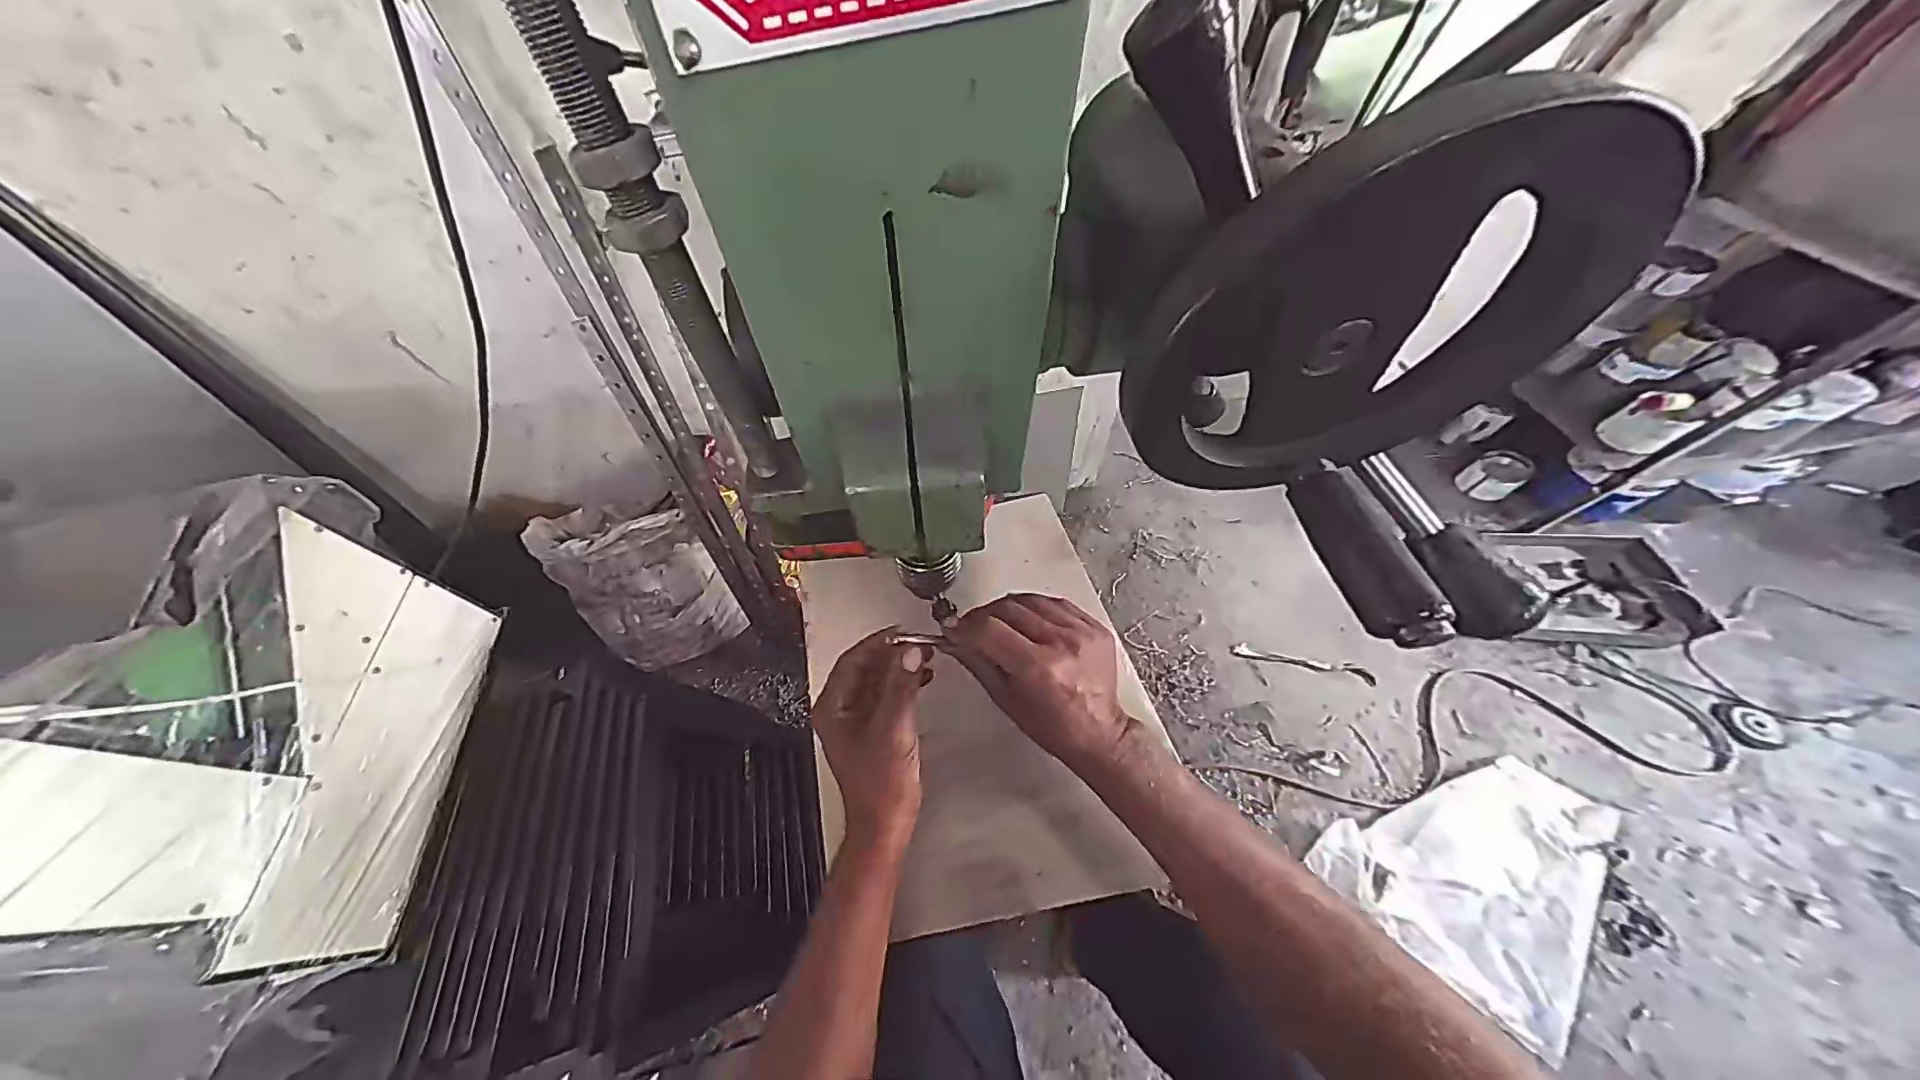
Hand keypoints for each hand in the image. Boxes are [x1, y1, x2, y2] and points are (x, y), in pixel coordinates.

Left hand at [812, 628, 935, 851]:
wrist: (885, 823)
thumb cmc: (881, 784)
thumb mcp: (893, 728)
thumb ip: (901, 687)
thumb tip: (910, 652)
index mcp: (833, 708)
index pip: (852, 661)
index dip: (878, 643)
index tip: (903, 633)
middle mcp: (840, 711)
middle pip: (864, 668)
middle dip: (891, 653)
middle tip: (918, 643)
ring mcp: (856, 721)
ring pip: (876, 680)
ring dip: (899, 667)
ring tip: (924, 657)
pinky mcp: (873, 729)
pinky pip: (886, 695)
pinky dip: (903, 683)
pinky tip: (921, 679)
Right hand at [939, 594, 1141, 772]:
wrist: (1097, 732)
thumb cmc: (1055, 727)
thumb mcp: (1006, 700)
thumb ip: (979, 663)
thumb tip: (956, 639)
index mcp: (1039, 668)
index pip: (989, 629)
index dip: (964, 626)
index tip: (954, 628)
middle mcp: (1062, 645)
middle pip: (1007, 608)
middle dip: (982, 616)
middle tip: (973, 627)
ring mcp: (1081, 633)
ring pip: (1030, 600)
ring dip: (1007, 608)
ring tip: (1000, 623)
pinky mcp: (1094, 627)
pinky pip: (1056, 602)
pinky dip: (1036, 607)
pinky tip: (1028, 620)